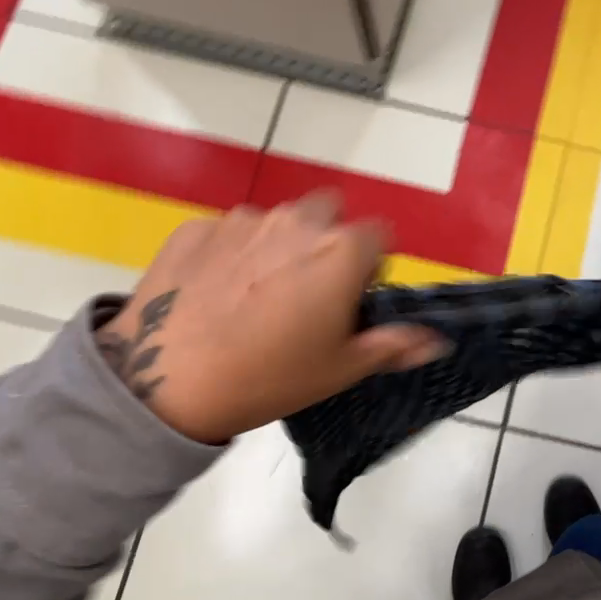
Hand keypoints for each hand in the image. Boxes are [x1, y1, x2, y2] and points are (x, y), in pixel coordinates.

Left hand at [96, 191, 449, 441]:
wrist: (162, 382)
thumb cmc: (269, 377)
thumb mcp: (340, 369)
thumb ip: (394, 345)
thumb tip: (438, 340)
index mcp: (341, 250)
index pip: (380, 236)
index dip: (372, 265)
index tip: (352, 298)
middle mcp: (295, 221)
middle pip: (328, 217)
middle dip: (326, 244)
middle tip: (307, 294)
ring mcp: (240, 220)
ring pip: (276, 224)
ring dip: (278, 248)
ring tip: (254, 298)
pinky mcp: (194, 228)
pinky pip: (228, 234)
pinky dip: (230, 255)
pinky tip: (214, 295)